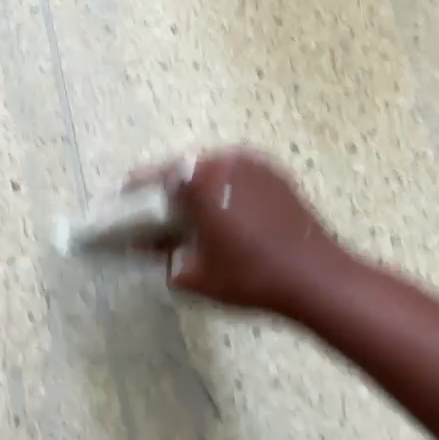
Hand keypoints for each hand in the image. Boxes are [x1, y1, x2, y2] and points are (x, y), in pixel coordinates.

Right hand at [131, 148, 351, 315]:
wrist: (318, 279)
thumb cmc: (250, 276)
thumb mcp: (194, 275)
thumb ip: (163, 256)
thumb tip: (145, 245)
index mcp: (199, 179)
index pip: (153, 176)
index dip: (133, 189)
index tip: (120, 199)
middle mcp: (224, 160)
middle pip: (182, 168)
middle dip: (165, 187)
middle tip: (152, 208)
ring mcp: (253, 164)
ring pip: (211, 169)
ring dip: (195, 186)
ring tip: (186, 211)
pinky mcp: (275, 174)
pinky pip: (236, 175)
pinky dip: (222, 188)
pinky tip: (220, 212)